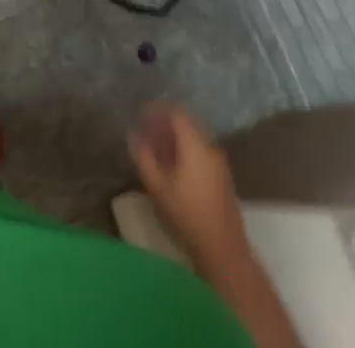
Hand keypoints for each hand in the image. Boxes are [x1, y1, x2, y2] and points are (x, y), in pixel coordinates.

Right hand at [128, 103, 247, 266]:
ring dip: (174, 139)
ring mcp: (219, 162)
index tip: (142, 114)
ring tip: (155, 150)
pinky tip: (172, 167)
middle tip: (145, 131)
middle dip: (164, 125)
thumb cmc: (186, 213)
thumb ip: (143, 157)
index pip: (177, 113)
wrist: (222, 245)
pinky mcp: (222, 176)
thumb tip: (132, 135)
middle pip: (186, 125)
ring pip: (194, 139)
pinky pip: (200, 152)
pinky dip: (184, 151)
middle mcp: (210, 147)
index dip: (158, 110)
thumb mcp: (157, 185)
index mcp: (195, 144)